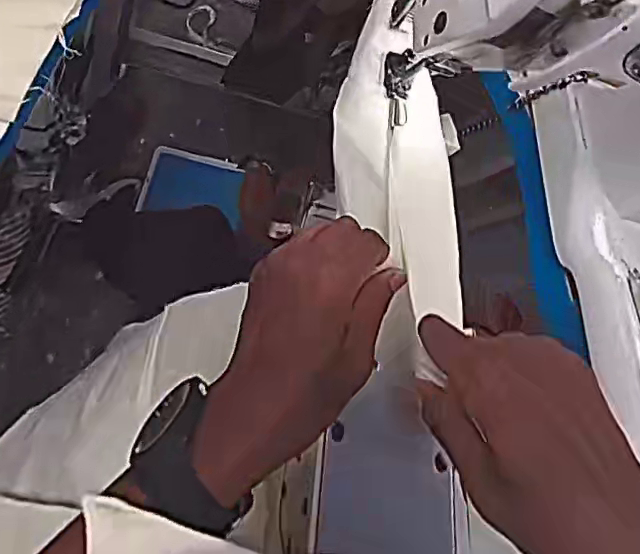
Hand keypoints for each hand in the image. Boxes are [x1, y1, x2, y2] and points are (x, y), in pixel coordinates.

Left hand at [189, 218, 405, 505]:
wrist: (251, 411)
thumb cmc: (297, 397)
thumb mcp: (357, 358)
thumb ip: (376, 306)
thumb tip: (389, 279)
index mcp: (330, 281)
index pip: (368, 240)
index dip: (381, 260)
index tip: (382, 277)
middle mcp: (301, 265)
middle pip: (345, 228)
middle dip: (360, 249)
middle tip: (365, 280)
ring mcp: (278, 266)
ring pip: (320, 230)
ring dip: (335, 248)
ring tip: (340, 285)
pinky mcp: (263, 273)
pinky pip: (296, 245)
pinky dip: (310, 256)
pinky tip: (316, 287)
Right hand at [417, 316, 639, 553]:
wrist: (618, 526)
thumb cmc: (557, 512)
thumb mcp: (477, 478)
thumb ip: (444, 422)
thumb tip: (427, 395)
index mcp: (485, 375)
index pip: (439, 332)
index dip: (428, 346)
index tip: (428, 362)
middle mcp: (520, 354)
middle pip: (474, 341)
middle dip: (466, 371)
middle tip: (470, 414)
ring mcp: (552, 356)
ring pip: (507, 346)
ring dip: (500, 371)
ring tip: (511, 425)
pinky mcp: (577, 366)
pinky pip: (538, 355)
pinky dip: (532, 374)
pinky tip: (538, 419)